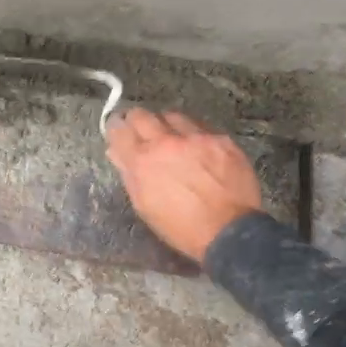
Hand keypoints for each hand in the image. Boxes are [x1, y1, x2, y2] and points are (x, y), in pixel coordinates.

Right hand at [106, 109, 262, 264]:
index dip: (115, 128)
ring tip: (173, 138)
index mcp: (142, 161)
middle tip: (142, 132)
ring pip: (172, 115)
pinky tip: (198, 147)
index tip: (119, 130)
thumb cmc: (180, 226)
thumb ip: (128, 173)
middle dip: (137, 121)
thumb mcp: (144, 205)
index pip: (118, 129)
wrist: (230, 232)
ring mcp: (196, 138)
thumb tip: (116, 150)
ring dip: (167, 125)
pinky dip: (194, 133)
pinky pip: (201, 126)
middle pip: (142, 114)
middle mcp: (166, 142)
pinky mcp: (221, 139)